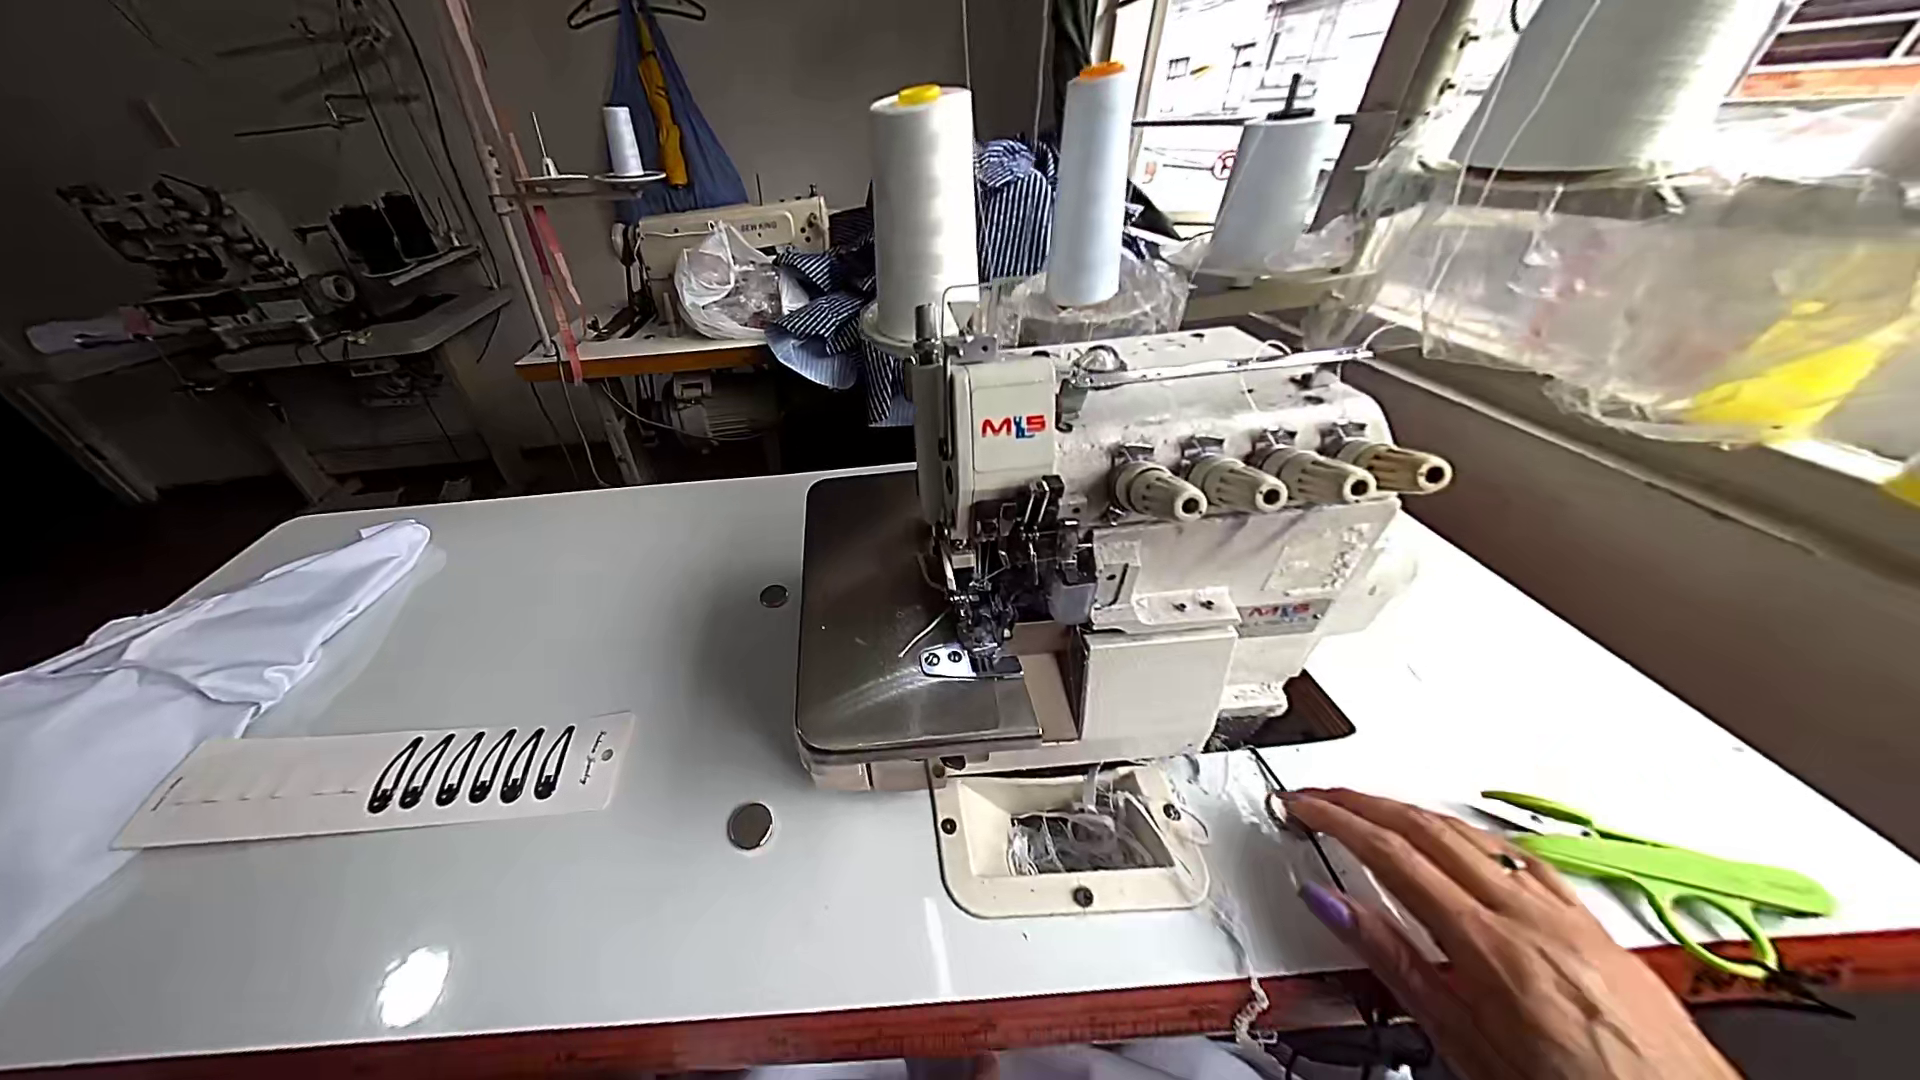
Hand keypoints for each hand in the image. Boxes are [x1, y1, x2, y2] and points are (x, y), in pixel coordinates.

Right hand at [1283, 788, 1740, 1079]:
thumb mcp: (1461, 1042)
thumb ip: (1391, 960)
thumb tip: (1330, 904)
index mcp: (1492, 948)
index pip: (1392, 853)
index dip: (1336, 818)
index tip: (1302, 805)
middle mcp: (1533, 919)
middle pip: (1426, 827)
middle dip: (1361, 800)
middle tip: (1320, 795)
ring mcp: (1568, 918)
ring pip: (1470, 832)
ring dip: (1408, 809)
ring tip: (1369, 806)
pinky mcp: (1595, 927)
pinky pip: (1520, 857)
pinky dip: (1467, 833)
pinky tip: (1454, 835)